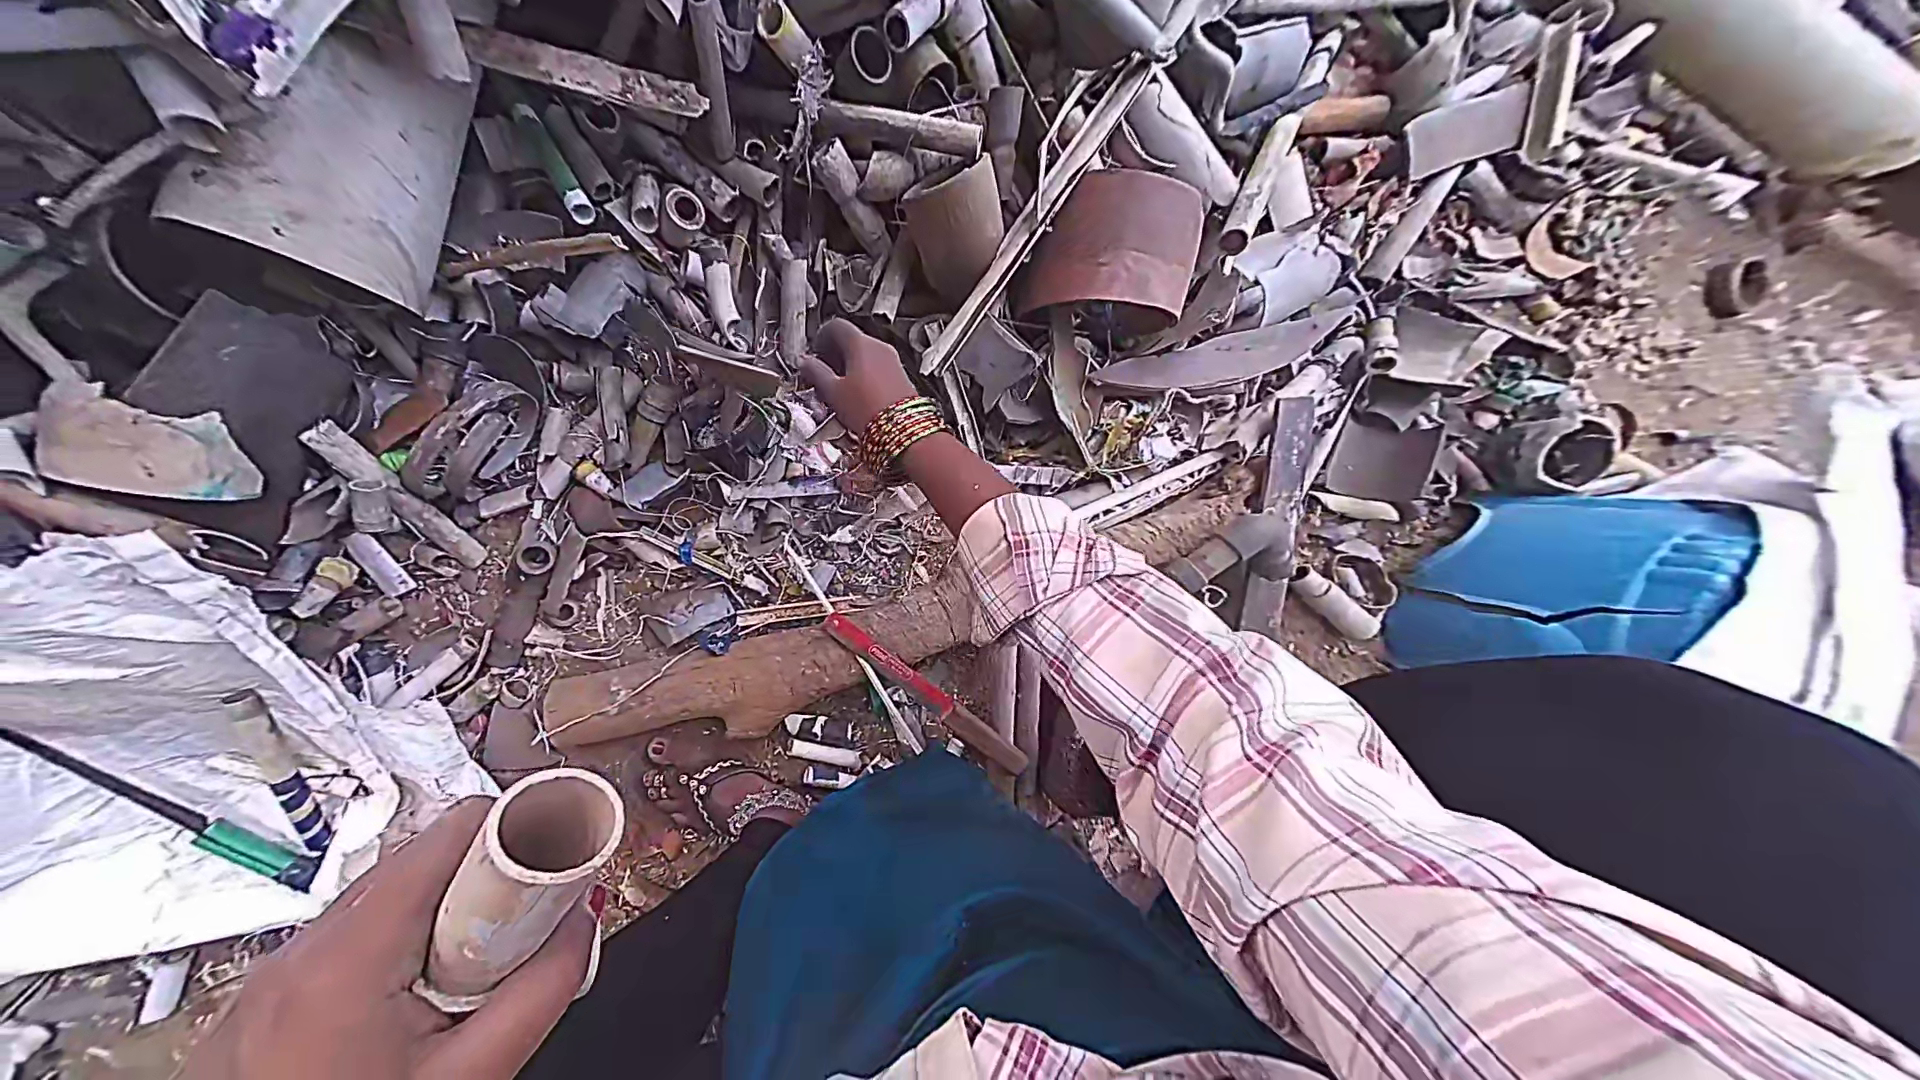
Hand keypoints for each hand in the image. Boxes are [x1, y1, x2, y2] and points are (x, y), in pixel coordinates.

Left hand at [182, 798, 595, 1079]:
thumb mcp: (472, 1077)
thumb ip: (547, 985)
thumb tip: (586, 916)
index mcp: (341, 962)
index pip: (453, 833)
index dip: (517, 828)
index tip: (557, 851)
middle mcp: (296, 955)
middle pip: (425, 857)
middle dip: (491, 873)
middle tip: (528, 916)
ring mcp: (272, 978)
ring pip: (395, 890)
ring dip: (455, 903)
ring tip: (483, 959)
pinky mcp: (268, 1000)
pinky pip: (361, 930)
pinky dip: (414, 934)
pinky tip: (433, 985)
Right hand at [798, 318, 917, 433]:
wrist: (904, 431)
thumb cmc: (870, 411)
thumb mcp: (833, 392)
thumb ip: (815, 372)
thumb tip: (805, 363)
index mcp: (861, 344)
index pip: (836, 326)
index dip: (820, 337)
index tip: (814, 353)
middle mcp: (880, 348)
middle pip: (852, 341)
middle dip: (835, 355)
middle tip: (823, 373)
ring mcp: (894, 363)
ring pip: (866, 357)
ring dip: (850, 368)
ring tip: (840, 390)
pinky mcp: (902, 380)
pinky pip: (879, 371)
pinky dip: (865, 378)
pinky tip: (859, 398)